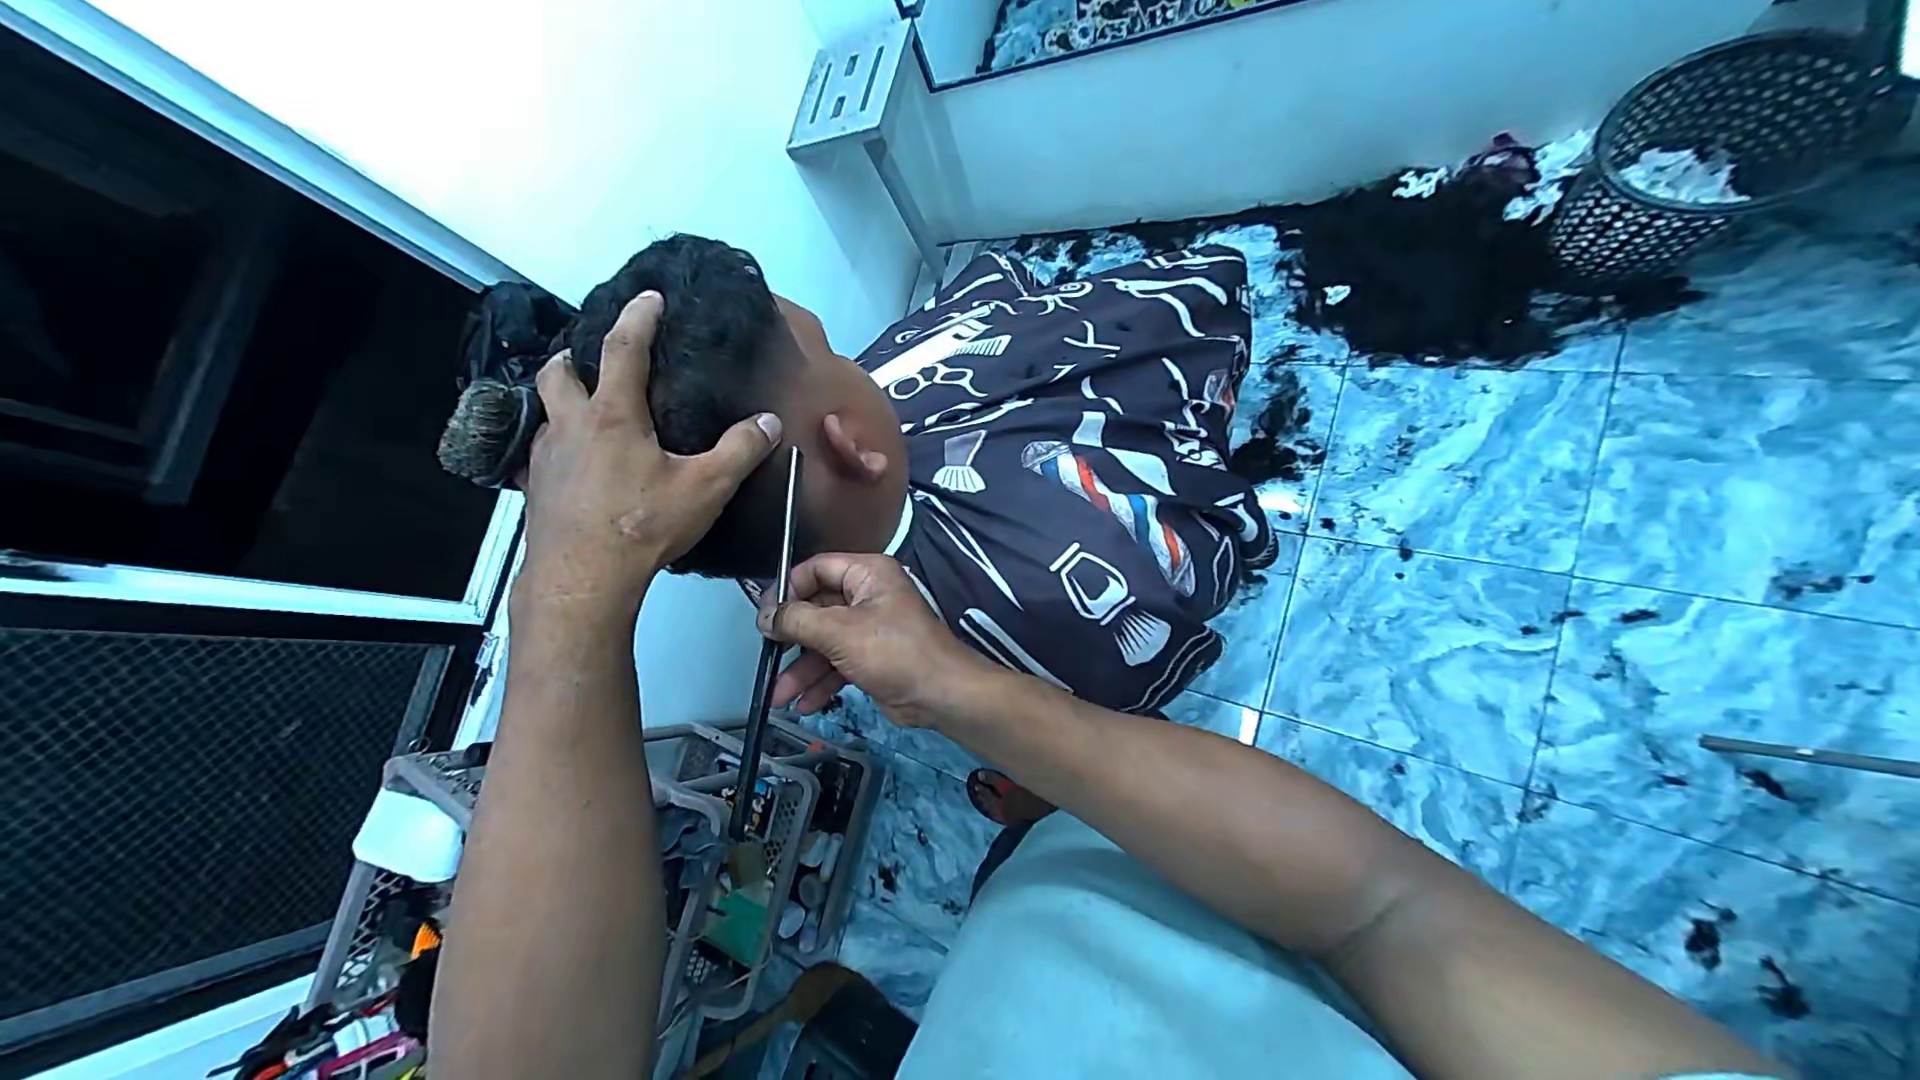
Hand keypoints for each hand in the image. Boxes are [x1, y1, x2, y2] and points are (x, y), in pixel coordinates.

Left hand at [516, 291, 779, 618]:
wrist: (582, 578)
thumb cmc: (641, 527)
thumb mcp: (706, 487)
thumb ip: (740, 450)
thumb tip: (767, 422)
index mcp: (612, 416)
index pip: (622, 349)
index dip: (638, 318)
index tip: (649, 299)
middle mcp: (571, 427)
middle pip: (559, 372)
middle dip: (574, 354)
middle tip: (590, 353)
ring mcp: (547, 459)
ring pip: (547, 412)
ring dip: (564, 400)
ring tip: (589, 410)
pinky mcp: (537, 490)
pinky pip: (544, 454)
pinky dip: (561, 446)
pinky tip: (582, 466)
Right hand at [760, 554, 997, 728]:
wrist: (941, 695)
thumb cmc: (895, 652)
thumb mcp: (840, 631)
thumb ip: (797, 620)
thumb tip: (766, 617)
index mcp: (868, 573)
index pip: (817, 568)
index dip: (788, 588)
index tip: (765, 614)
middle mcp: (868, 595)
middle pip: (816, 608)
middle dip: (791, 639)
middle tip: (768, 654)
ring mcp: (870, 628)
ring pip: (824, 642)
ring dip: (802, 669)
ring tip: (780, 695)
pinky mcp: (871, 657)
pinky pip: (837, 663)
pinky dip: (821, 682)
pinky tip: (804, 703)